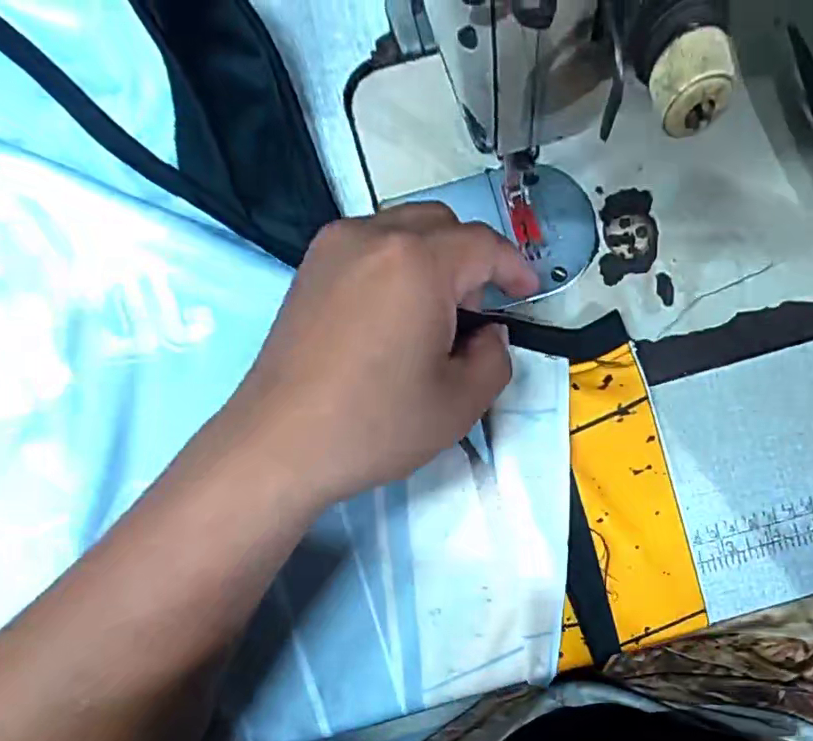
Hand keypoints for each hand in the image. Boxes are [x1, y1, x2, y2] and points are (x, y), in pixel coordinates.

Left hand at [225, 203, 539, 504]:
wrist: (282, 445)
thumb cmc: (379, 424)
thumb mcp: (462, 403)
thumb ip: (496, 357)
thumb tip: (489, 333)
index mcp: (417, 263)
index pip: (483, 244)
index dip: (516, 266)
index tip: (530, 293)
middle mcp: (372, 237)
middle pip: (442, 224)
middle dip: (473, 259)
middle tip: (480, 313)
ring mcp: (333, 249)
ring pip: (403, 230)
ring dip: (435, 260)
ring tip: (438, 318)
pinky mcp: (309, 270)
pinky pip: (370, 246)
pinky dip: (398, 266)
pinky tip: (398, 318)